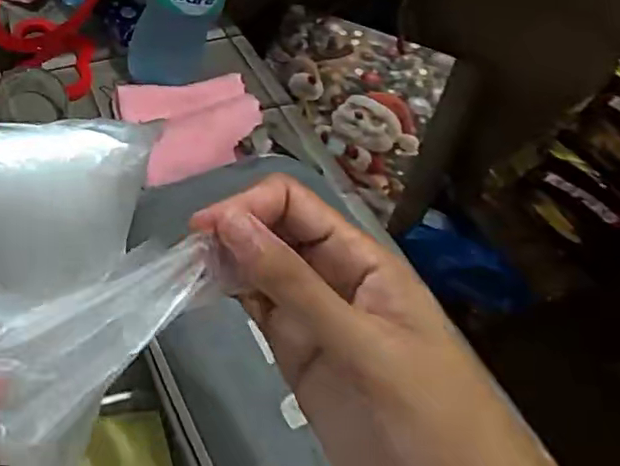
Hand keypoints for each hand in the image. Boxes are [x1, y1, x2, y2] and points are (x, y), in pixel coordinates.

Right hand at [191, 176, 548, 465]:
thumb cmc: (432, 416)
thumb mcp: (366, 347)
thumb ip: (295, 284)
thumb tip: (228, 220)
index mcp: (359, 259)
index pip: (294, 204)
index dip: (250, 205)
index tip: (208, 227)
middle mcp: (329, 274)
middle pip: (269, 227)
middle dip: (231, 227)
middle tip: (190, 248)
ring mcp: (309, 310)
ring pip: (255, 262)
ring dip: (222, 256)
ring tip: (188, 265)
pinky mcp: (292, 345)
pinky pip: (252, 302)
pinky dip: (225, 289)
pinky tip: (202, 287)